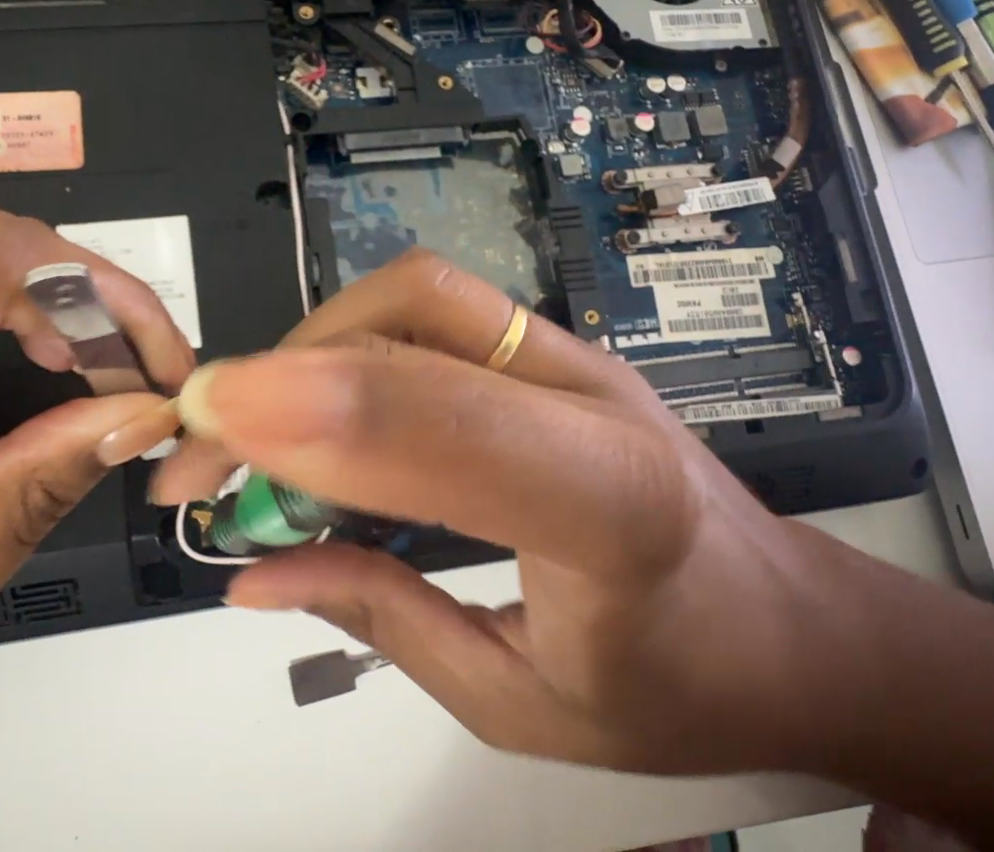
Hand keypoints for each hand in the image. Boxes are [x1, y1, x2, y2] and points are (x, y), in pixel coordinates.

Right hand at [152, 249, 993, 849]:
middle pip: (414, 314)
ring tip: (248, 434)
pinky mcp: (552, 351)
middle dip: (287, 368)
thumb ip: (383, 621)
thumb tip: (250, 576)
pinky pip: (429, 316)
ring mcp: (574, 358)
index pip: (451, 423)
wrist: (792, 626)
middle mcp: (591, 398)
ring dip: (310, 348)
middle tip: (201, 448)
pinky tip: (313, 413)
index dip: (322, 408)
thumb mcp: (518, 699)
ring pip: (414, 294)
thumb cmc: (674, 686)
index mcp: (609, 506)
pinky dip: (348, 350)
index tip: (209, 424)